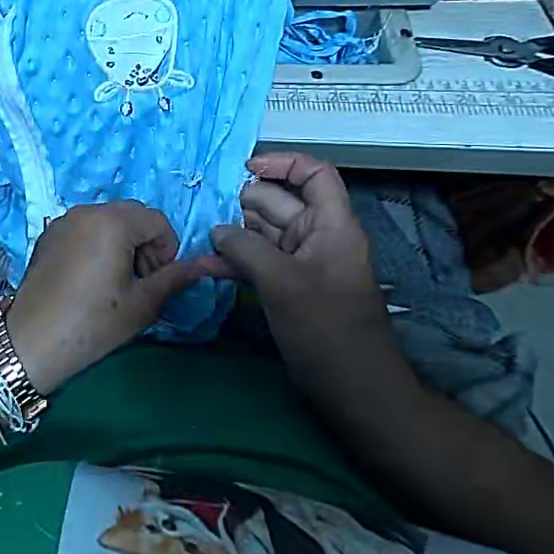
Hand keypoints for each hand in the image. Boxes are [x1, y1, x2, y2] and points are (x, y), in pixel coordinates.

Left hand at [5, 201, 224, 392]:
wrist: (31, 343)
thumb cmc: (93, 323)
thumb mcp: (143, 303)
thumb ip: (177, 277)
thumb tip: (209, 264)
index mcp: (112, 221)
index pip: (158, 221)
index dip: (166, 251)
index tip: (155, 281)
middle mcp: (88, 210)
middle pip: (133, 215)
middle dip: (145, 244)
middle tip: (138, 283)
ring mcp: (64, 220)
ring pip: (109, 219)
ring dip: (123, 242)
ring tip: (114, 282)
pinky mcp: (49, 233)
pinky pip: (86, 227)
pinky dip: (98, 243)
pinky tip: (90, 278)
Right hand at [209, 153, 396, 393]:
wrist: (353, 390)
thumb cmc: (326, 329)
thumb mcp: (282, 283)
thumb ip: (245, 248)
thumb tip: (217, 230)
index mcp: (331, 224)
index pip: (314, 174)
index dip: (282, 163)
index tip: (243, 170)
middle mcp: (317, 236)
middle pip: (279, 202)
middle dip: (242, 204)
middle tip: (205, 211)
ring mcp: (302, 262)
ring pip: (263, 232)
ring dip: (233, 234)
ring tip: (200, 238)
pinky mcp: (289, 286)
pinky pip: (260, 261)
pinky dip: (237, 261)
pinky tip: (208, 266)